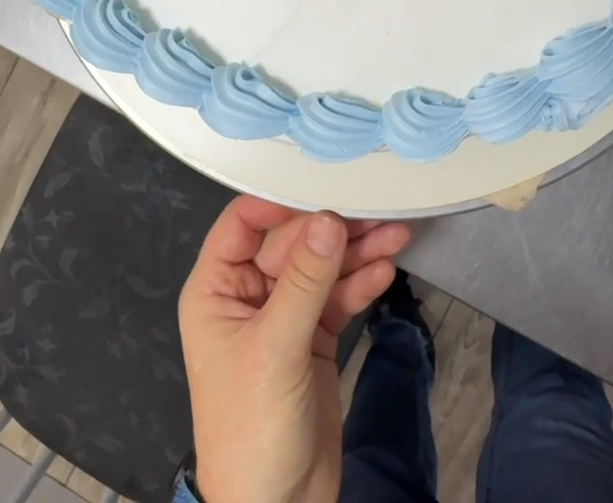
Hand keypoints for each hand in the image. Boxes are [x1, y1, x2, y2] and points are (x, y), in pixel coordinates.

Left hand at [179, 196, 411, 502]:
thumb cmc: (252, 425)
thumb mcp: (275, 348)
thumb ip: (305, 281)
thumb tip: (329, 220)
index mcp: (216, 289)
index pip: (242, 226)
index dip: (279, 205)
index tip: (321, 188)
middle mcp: (247, 296)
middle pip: (291, 246)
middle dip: (331, 231)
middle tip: (376, 213)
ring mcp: (284, 317)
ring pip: (320, 271)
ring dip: (355, 254)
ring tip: (396, 235)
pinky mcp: (315, 339)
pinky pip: (337, 300)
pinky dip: (360, 285)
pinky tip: (385, 269)